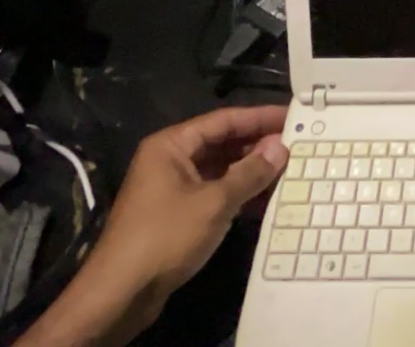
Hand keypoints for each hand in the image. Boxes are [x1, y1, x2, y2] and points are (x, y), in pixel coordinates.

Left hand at [95, 105, 291, 294]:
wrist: (118, 296)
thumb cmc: (165, 237)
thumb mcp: (215, 202)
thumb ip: (250, 172)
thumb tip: (281, 146)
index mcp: (172, 145)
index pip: (224, 120)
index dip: (260, 117)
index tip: (292, 116)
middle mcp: (170, 160)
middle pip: (222, 142)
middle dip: (258, 145)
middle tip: (296, 144)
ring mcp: (172, 188)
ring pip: (221, 168)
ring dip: (251, 171)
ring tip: (287, 170)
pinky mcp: (176, 213)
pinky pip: (214, 192)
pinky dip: (238, 193)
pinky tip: (265, 200)